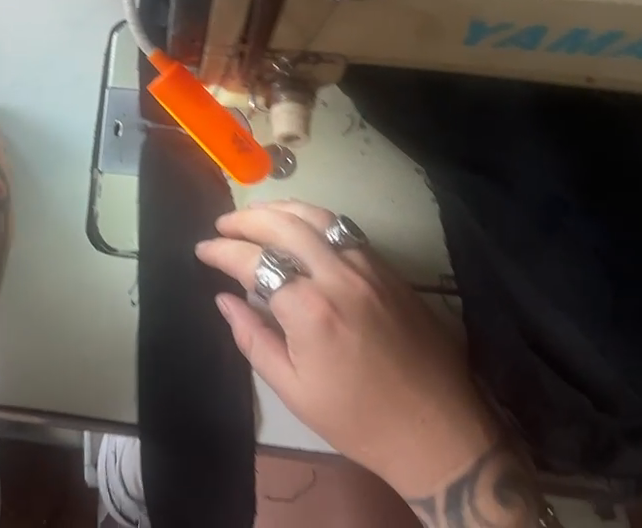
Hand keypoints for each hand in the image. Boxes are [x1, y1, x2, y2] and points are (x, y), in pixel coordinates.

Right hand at [195, 200, 505, 501]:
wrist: (439, 432)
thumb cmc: (358, 420)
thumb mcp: (293, 390)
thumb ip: (252, 338)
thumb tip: (224, 299)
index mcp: (309, 310)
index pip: (253, 260)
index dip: (221, 251)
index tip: (202, 250)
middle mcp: (338, 275)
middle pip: (283, 224)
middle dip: (246, 219)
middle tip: (222, 226)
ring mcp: (368, 267)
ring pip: (317, 216)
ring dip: (280, 209)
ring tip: (256, 216)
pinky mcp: (389, 269)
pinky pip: (344, 229)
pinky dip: (313, 219)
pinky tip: (300, 229)